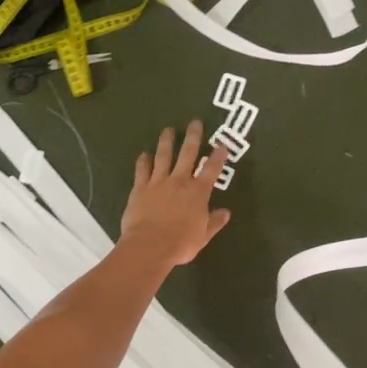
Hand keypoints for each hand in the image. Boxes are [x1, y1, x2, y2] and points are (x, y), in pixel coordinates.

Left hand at [119, 121, 230, 267]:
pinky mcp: (140, 188)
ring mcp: (158, 182)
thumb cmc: (180, 243)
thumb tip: (226, 212)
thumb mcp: (203, 236)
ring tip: (168, 130)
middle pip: (187, 154)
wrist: (150, 245)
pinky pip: (142, 170)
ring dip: (166, 141)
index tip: (222, 143)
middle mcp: (179, 181)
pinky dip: (143, 160)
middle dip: (193, 137)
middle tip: (195, 122)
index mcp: (198, 192)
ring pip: (163, 156)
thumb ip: (214, 222)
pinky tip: (144, 153)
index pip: (212, 169)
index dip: (218, 155)